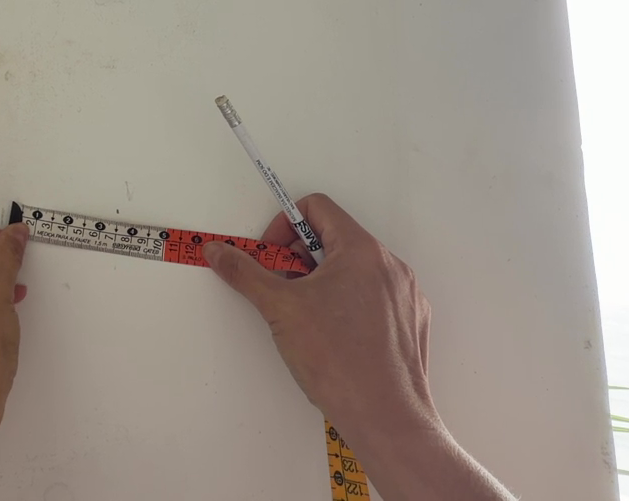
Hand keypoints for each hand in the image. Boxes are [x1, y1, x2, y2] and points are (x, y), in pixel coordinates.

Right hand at [204, 193, 433, 446]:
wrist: (387, 421)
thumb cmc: (337, 360)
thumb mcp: (279, 307)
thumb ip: (244, 272)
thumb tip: (216, 250)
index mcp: (361, 250)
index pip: (317, 207)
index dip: (285, 225)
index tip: (273, 257)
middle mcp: (389, 265)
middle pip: (335, 237)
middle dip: (301, 257)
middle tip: (284, 288)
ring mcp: (405, 295)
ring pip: (354, 268)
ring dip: (323, 279)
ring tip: (308, 315)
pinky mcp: (412, 322)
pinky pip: (374, 294)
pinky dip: (349, 301)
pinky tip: (335, 333)